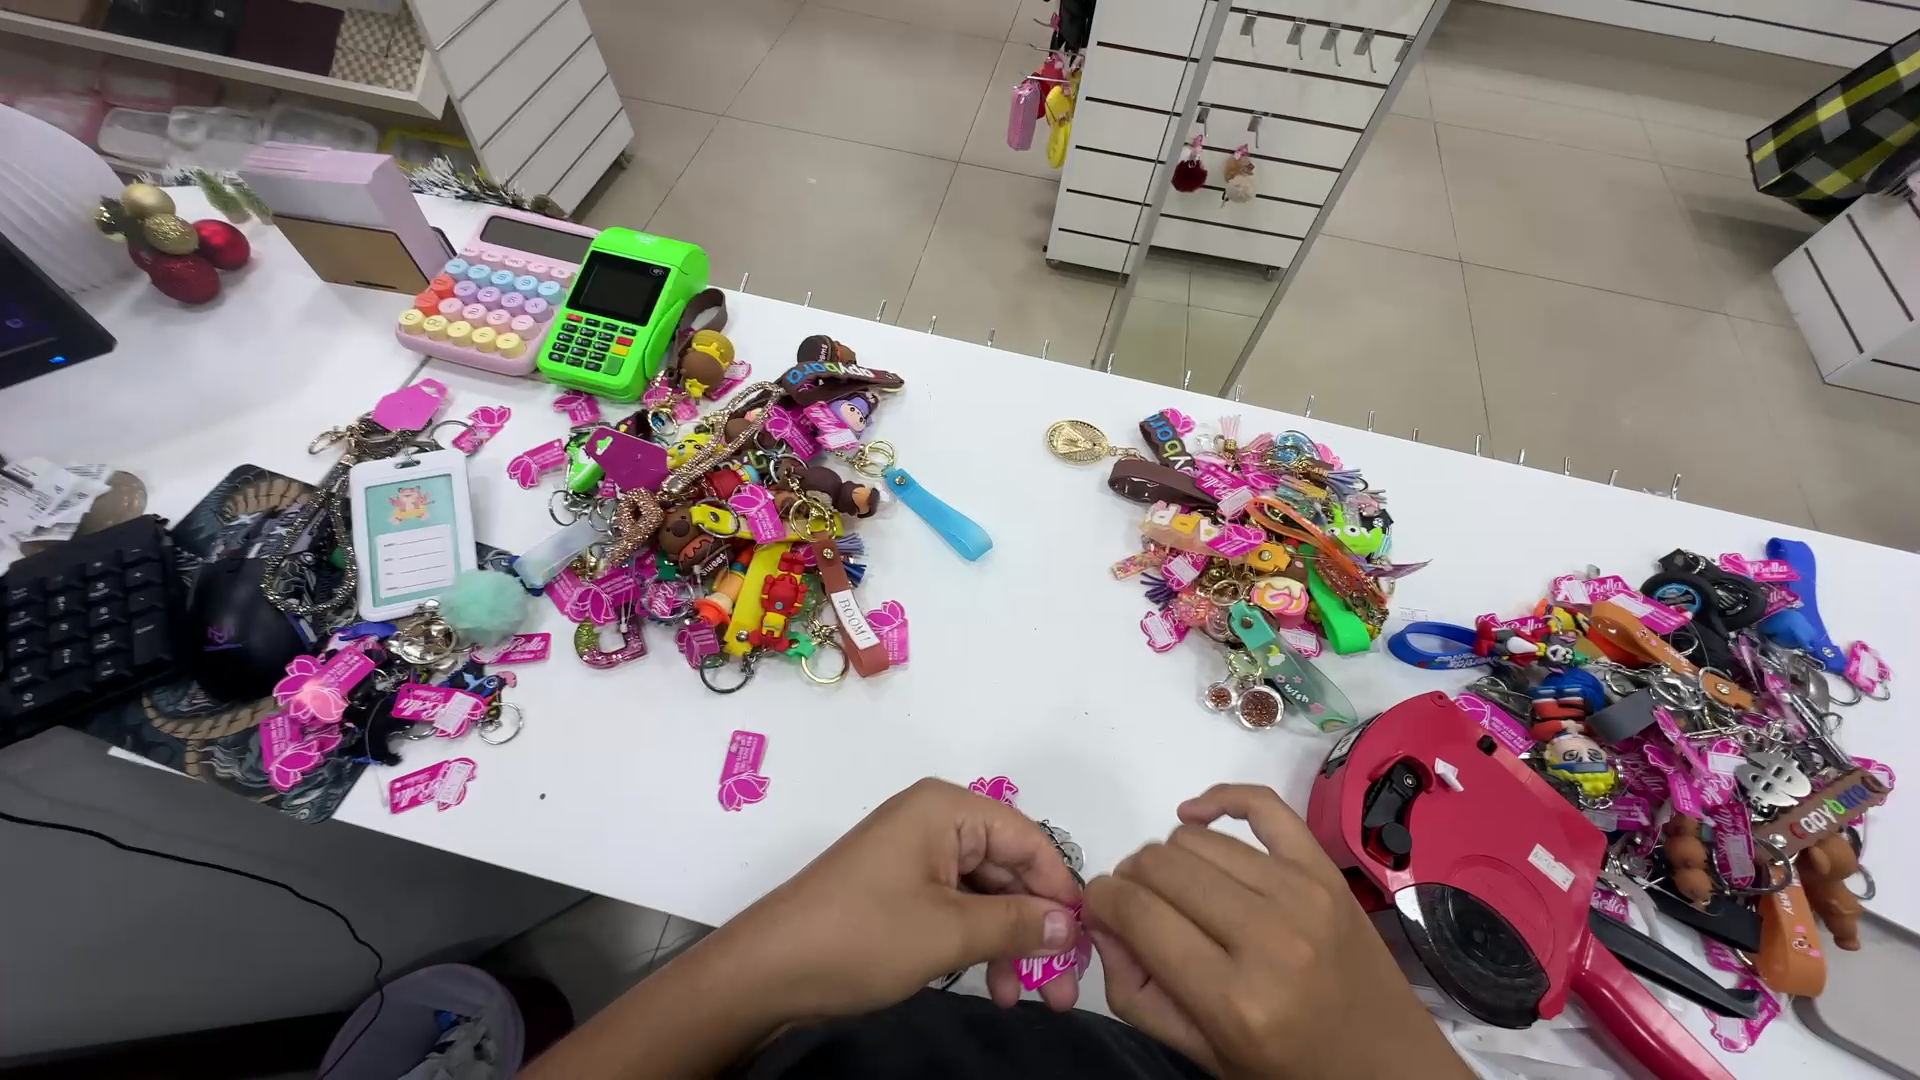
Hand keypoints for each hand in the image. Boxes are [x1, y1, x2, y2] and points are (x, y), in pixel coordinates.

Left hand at [710, 777, 1085, 1022]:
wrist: (769, 969)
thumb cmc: (862, 935)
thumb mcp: (948, 932)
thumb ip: (1017, 923)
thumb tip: (1071, 924)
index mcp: (947, 808)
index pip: (1027, 839)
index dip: (1060, 890)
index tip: (1086, 945)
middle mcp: (936, 820)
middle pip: (1009, 867)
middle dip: (1036, 925)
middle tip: (1060, 988)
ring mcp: (917, 854)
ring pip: (986, 892)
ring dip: (1008, 941)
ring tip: (1022, 996)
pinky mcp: (904, 886)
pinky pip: (958, 906)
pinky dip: (978, 942)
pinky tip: (991, 984)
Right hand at [1084, 784, 1469, 1079]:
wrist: (1391, 1073)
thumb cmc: (1290, 1072)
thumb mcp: (1202, 1053)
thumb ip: (1135, 990)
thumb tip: (1099, 917)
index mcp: (1234, 1000)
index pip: (1135, 913)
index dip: (1101, 900)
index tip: (1101, 908)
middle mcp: (1267, 937)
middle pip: (1159, 865)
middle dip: (1130, 879)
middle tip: (1137, 904)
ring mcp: (1301, 892)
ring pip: (1194, 839)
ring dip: (1168, 858)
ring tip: (1179, 889)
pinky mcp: (1324, 868)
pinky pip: (1260, 803)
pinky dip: (1218, 798)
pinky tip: (1194, 816)